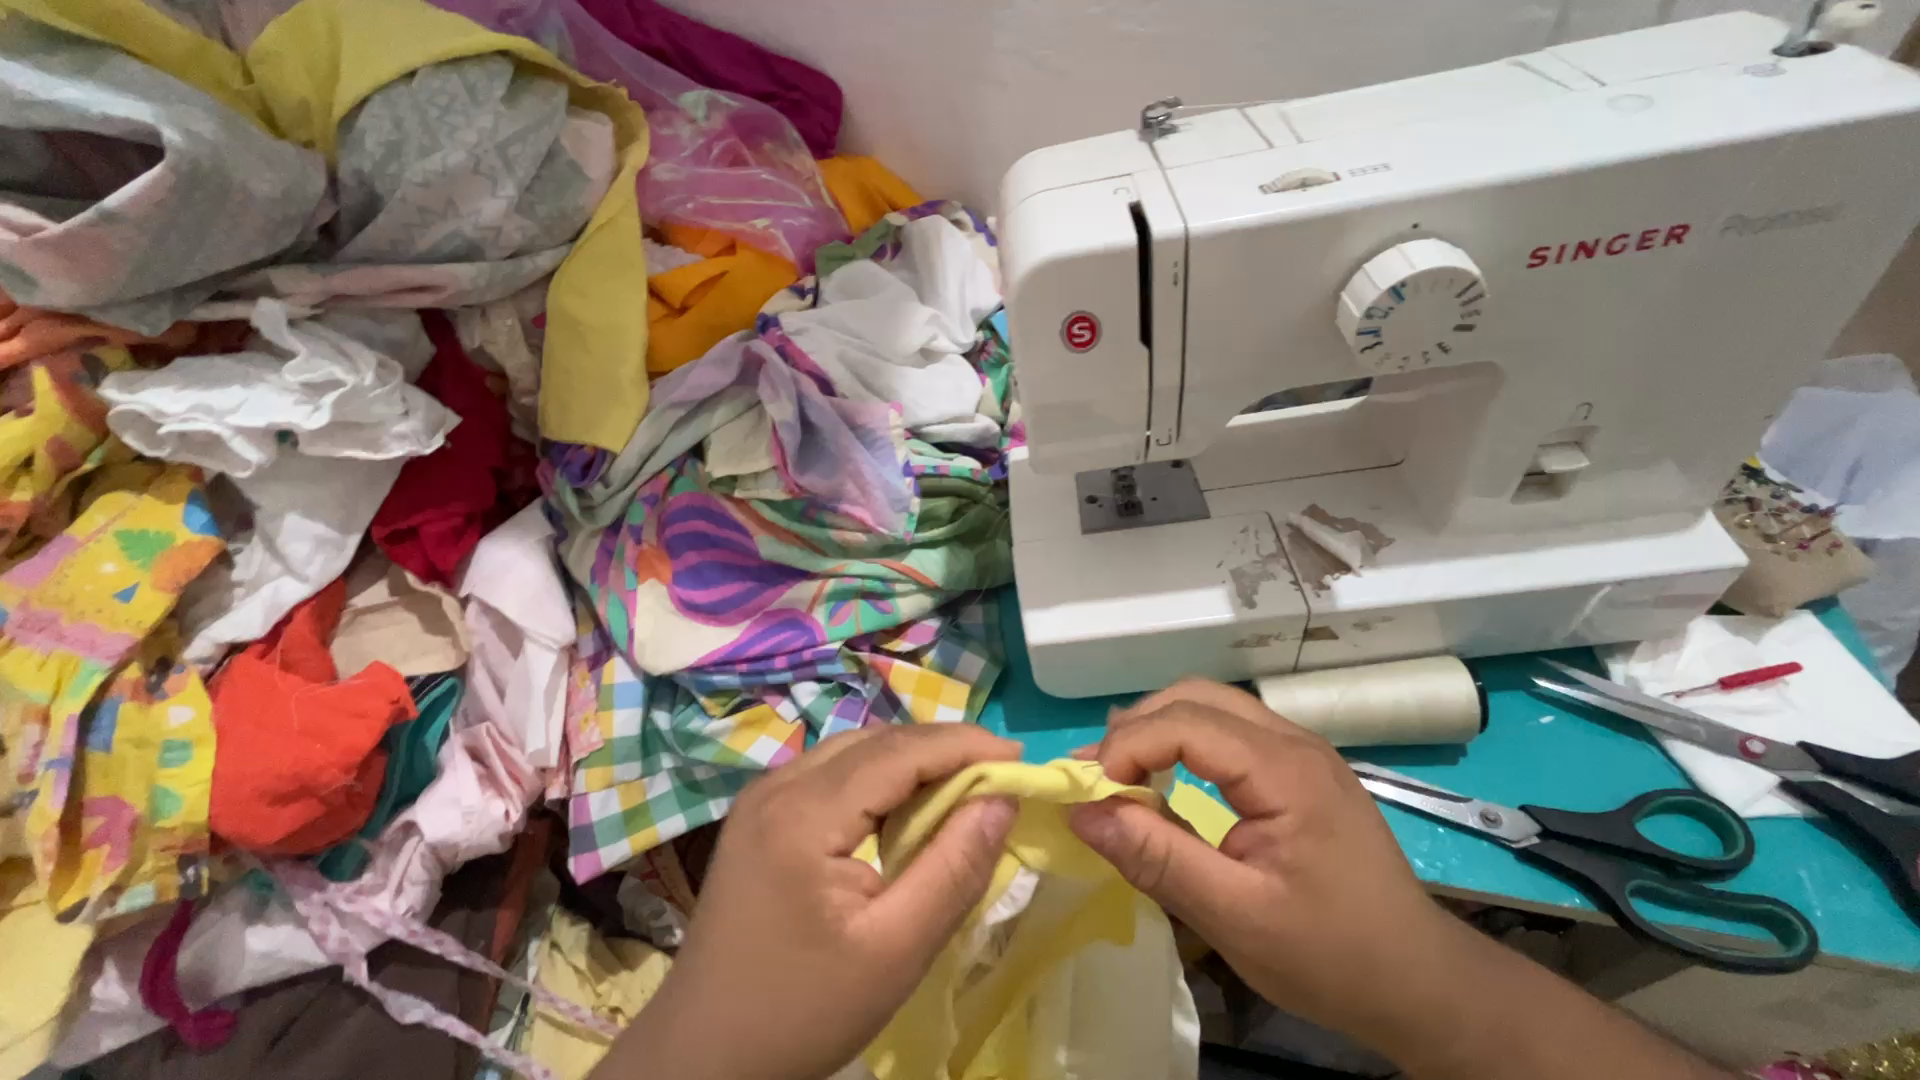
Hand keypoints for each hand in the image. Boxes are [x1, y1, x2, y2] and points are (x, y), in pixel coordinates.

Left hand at [603, 724, 1020, 1079]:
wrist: (705, 1055)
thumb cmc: (803, 1010)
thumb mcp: (895, 950)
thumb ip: (954, 868)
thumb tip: (1002, 798)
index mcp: (803, 814)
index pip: (900, 751)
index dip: (965, 745)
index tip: (1022, 757)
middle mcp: (777, 785)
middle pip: (875, 741)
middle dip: (942, 748)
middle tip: (999, 774)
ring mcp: (762, 797)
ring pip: (853, 751)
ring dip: (911, 761)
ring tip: (963, 788)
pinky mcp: (759, 816)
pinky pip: (832, 774)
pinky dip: (879, 779)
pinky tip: (905, 810)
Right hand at [1068, 678, 1466, 1043]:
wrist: (1419, 982)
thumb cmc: (1331, 955)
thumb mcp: (1235, 917)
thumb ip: (1157, 858)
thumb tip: (1083, 812)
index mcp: (1284, 770)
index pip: (1185, 722)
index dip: (1127, 746)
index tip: (1090, 794)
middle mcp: (1292, 742)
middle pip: (1195, 697)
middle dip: (1135, 728)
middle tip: (1097, 779)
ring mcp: (1299, 752)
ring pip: (1210, 706)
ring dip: (1157, 731)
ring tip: (1119, 777)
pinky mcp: (1298, 771)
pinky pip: (1227, 733)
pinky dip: (1182, 744)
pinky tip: (1165, 781)